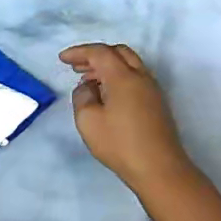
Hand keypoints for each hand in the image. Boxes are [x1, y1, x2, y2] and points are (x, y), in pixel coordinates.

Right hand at [60, 43, 194, 188]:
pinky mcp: (156, 103)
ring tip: (87, 79)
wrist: (158, 168)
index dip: (79, 52)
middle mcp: (141, 78)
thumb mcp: (87, 119)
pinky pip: (135, 77)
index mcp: (124, 78)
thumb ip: (82, 96)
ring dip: (107, 66)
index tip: (62, 59)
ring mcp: (152, 90)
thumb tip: (87, 87)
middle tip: (76, 66)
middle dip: (95, 55)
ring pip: (129, 64)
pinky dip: (117, 76)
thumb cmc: (119, 143)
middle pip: (119, 52)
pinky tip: (104, 93)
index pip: (100, 53)